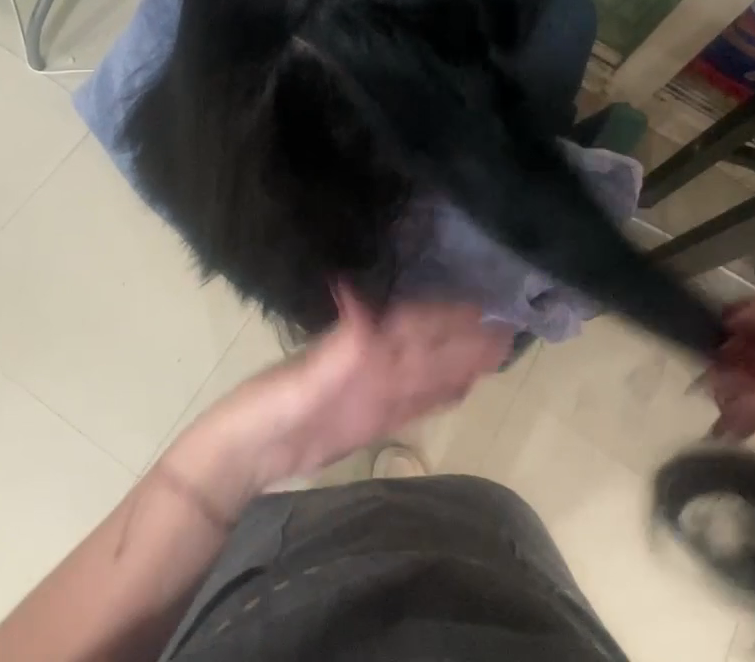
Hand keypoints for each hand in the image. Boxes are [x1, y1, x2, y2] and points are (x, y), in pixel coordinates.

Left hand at [161, 284, 513, 518]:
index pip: (411, 327)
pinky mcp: (369, 421)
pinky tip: (460, 388)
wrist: (245, 455)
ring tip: (497, 354)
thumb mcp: (302, 380)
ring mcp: (372, 394)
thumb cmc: (268, 409)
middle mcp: (370, 365)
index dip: (445, 317)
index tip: (483, 309)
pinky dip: (437, 395)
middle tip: (509, 332)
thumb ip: (339, 350)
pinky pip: (412, 405)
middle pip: (426, 349)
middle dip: (464, 339)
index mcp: (358, 348)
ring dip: (459, 364)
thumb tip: (362, 300)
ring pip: (425, 375)